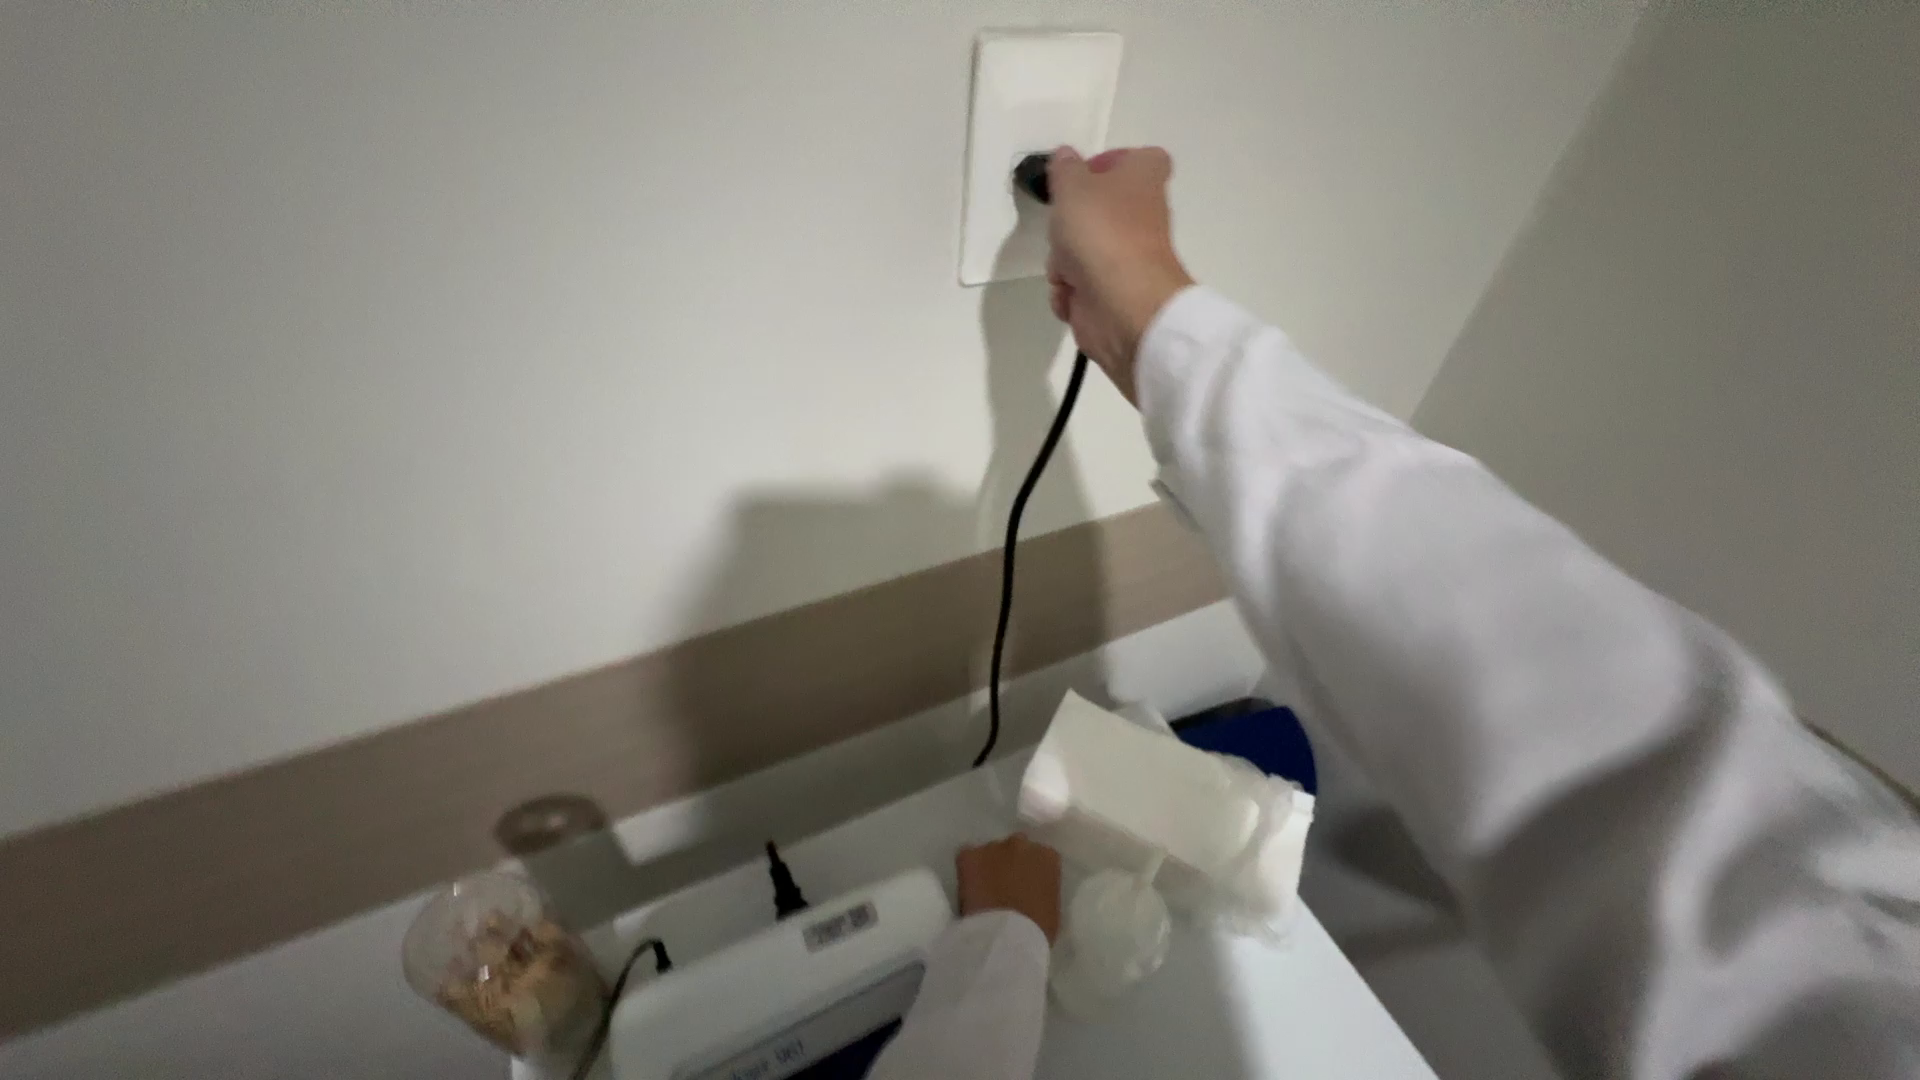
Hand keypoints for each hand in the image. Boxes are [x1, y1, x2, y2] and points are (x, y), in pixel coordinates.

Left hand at [956, 833, 1062, 942]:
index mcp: (1047, 856)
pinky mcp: (969, 855)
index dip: (1031, 871)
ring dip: (988, 865)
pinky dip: (967, 870)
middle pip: (1015, 848)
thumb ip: (1042, 888)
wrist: (1007, 936)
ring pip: (990, 852)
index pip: (1041, 856)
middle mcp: (1021, 844)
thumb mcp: (1052, 907)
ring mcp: (993, 847)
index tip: (1026, 886)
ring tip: (984, 890)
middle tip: (1005, 886)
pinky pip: (967, 857)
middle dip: (1010, 862)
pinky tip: (968, 888)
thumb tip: (1031, 889)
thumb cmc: (1037, 930)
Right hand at [1046, 146, 1195, 404]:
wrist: (1123, 307)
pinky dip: (1069, 293)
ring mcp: (1126, 260)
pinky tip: (1070, 296)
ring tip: (1066, 271)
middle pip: (1098, 212)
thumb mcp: (1073, 186)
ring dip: (1062, 263)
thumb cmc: (1102, 234)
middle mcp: (1140, 217)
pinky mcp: (1111, 296)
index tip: (1081, 177)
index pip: (1138, 159)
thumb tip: (1065, 157)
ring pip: (1081, 252)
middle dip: (1069, 224)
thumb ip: (1064, 169)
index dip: (1109, 163)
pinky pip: (1079, 288)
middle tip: (1060, 228)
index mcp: (1143, 179)